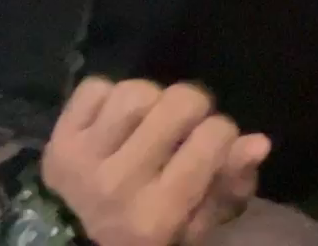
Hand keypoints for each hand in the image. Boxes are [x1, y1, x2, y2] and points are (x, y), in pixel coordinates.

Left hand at [42, 79, 270, 245]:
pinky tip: (115, 118)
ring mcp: (85, 157)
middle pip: (175, 104)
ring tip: (150, 119)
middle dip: (193, 104)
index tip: (215, 141)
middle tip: (187, 121)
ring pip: (135, 91)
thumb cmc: (138, 242)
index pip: (209, 141)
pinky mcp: (59, 136)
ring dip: (151, 98)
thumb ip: (227, 189)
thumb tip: (259, 141)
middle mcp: (122, 182)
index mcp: (158, 215)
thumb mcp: (189, 233)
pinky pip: (95, 87)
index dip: (223, 131)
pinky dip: (109, 94)